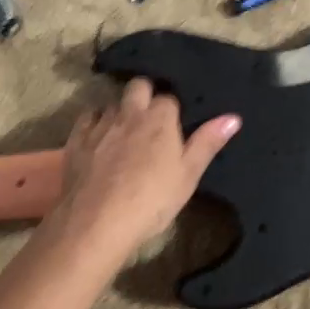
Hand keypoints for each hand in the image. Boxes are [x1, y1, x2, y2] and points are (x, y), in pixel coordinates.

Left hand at [51, 79, 240, 254]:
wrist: (98, 221)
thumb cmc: (152, 200)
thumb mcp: (188, 175)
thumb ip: (208, 142)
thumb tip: (233, 117)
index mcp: (159, 118)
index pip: (170, 99)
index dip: (173, 109)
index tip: (175, 123)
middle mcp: (128, 113)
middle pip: (138, 86)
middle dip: (144, 93)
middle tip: (150, 116)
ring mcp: (99, 124)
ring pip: (111, 103)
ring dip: (119, 110)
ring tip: (123, 129)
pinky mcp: (75, 139)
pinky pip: (86, 119)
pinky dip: (94, 123)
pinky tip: (97, 137)